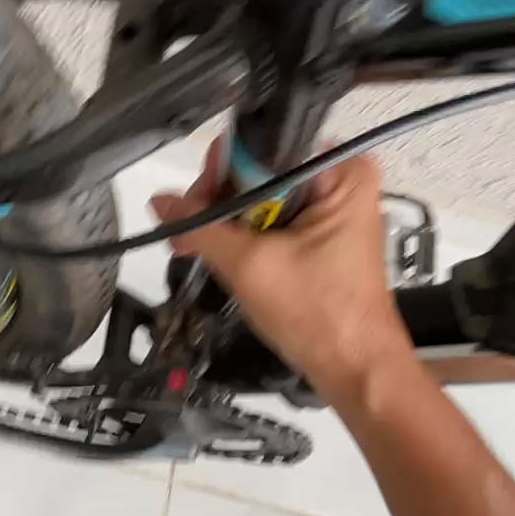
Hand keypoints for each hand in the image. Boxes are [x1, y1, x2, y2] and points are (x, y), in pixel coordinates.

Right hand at [149, 144, 416, 406]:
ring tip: (195, 248)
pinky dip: (243, 237)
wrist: (353, 366)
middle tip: (190, 233)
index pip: (262, 149)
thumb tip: (161, 202)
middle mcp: (340, 180)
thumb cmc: (319, 315)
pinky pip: (270, 220)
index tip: (194, 204)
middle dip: (218, 203)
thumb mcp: (247, 264)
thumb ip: (199, 227)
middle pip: (258, 171)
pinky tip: (218, 254)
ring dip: (225, 224)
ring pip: (259, 198)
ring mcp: (331, 209)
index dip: (220, 173)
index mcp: (340, 171)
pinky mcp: (321, 234)